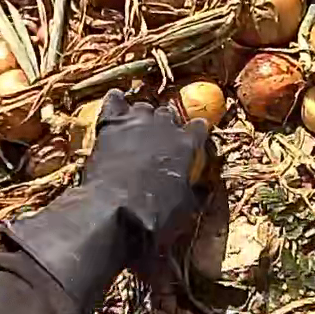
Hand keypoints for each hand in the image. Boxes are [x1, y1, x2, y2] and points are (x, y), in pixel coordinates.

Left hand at [79, 91, 207, 242]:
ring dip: (143, 115)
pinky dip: (116, 102)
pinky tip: (117, 102)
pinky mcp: (111, 125)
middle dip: (166, 122)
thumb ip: (194, 189)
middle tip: (160, 136)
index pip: (198, 127)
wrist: (117, 207)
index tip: (195, 134)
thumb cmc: (157, 211)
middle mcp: (165, 127)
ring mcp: (137, 122)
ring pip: (143, 107)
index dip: (196, 131)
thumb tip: (203, 188)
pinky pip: (114, 102)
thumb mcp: (186, 204)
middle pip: (168, 114)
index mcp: (187, 144)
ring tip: (138, 125)